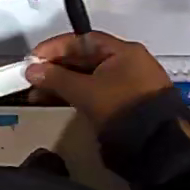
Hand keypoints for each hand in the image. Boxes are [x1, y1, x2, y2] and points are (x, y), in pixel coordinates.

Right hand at [25, 31, 173, 127]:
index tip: (34, 58)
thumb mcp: (85, 92)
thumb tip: (32, 70)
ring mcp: (132, 85)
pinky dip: (78, 95)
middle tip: (34, 77)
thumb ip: (56, 78)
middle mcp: (131, 63)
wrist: (157, 149)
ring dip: (64, 84)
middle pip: (86, 58)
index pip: (83, 40)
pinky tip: (60, 102)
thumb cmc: (122, 109)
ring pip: (90, 77)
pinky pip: (98, 92)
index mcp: (124, 52)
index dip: (55, 47)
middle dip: (57, 68)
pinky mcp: (130, 105)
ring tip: (40, 94)